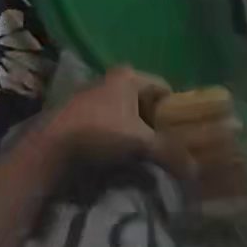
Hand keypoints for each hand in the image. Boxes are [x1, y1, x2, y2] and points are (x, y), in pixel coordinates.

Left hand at [34, 67, 193, 175]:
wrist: (52, 145)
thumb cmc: (99, 132)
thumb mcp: (139, 142)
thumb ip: (169, 152)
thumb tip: (195, 170)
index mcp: (128, 76)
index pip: (162, 87)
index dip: (176, 109)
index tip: (186, 133)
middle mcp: (112, 80)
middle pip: (145, 101)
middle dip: (158, 124)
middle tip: (171, 149)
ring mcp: (95, 96)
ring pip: (128, 115)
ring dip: (139, 134)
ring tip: (151, 158)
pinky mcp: (83, 114)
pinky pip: (112, 124)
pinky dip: (121, 138)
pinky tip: (126, 158)